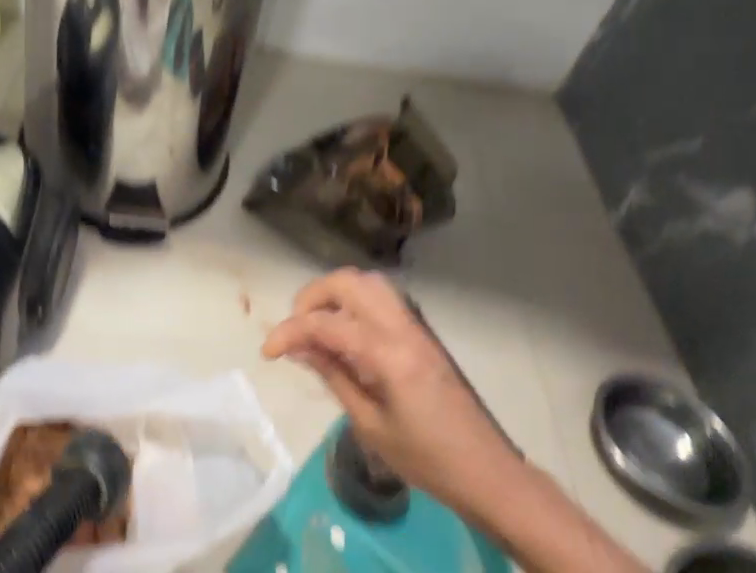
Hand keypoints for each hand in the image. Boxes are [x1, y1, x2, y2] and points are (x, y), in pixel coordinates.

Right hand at [260, 269, 524, 517]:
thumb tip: (300, 347)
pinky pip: (383, 300)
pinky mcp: (423, 336)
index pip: (326, 325)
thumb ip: (334, 376)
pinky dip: (355, 303)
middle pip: (349, 283)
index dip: (289, 332)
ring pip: (369, 284)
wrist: (488, 473)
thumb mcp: (370, 425)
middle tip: (296, 329)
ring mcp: (417, 328)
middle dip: (312, 297)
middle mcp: (403, 329)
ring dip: (335, 295)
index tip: (268, 352)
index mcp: (389, 354)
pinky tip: (346, 336)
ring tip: (318, 327)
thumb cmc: (427, 459)